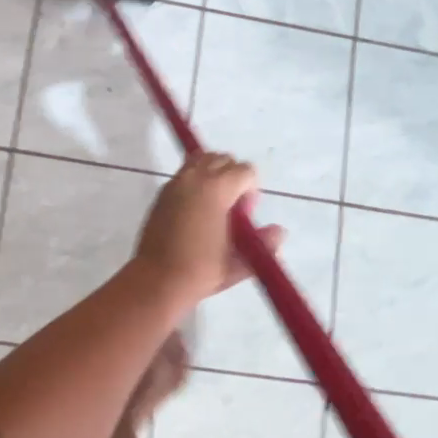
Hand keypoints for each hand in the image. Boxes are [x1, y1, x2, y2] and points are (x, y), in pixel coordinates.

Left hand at [133, 154, 285, 301]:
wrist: (157, 279)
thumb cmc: (201, 270)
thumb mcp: (239, 262)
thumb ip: (264, 244)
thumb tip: (280, 232)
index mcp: (216, 189)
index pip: (245, 170)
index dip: (252, 190)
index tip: (246, 215)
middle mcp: (195, 177)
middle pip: (224, 159)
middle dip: (235, 178)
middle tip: (233, 210)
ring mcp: (176, 181)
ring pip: (203, 159)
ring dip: (215, 174)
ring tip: (216, 205)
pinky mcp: (163, 190)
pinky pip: (186, 171)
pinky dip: (197, 179)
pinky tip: (197, 209)